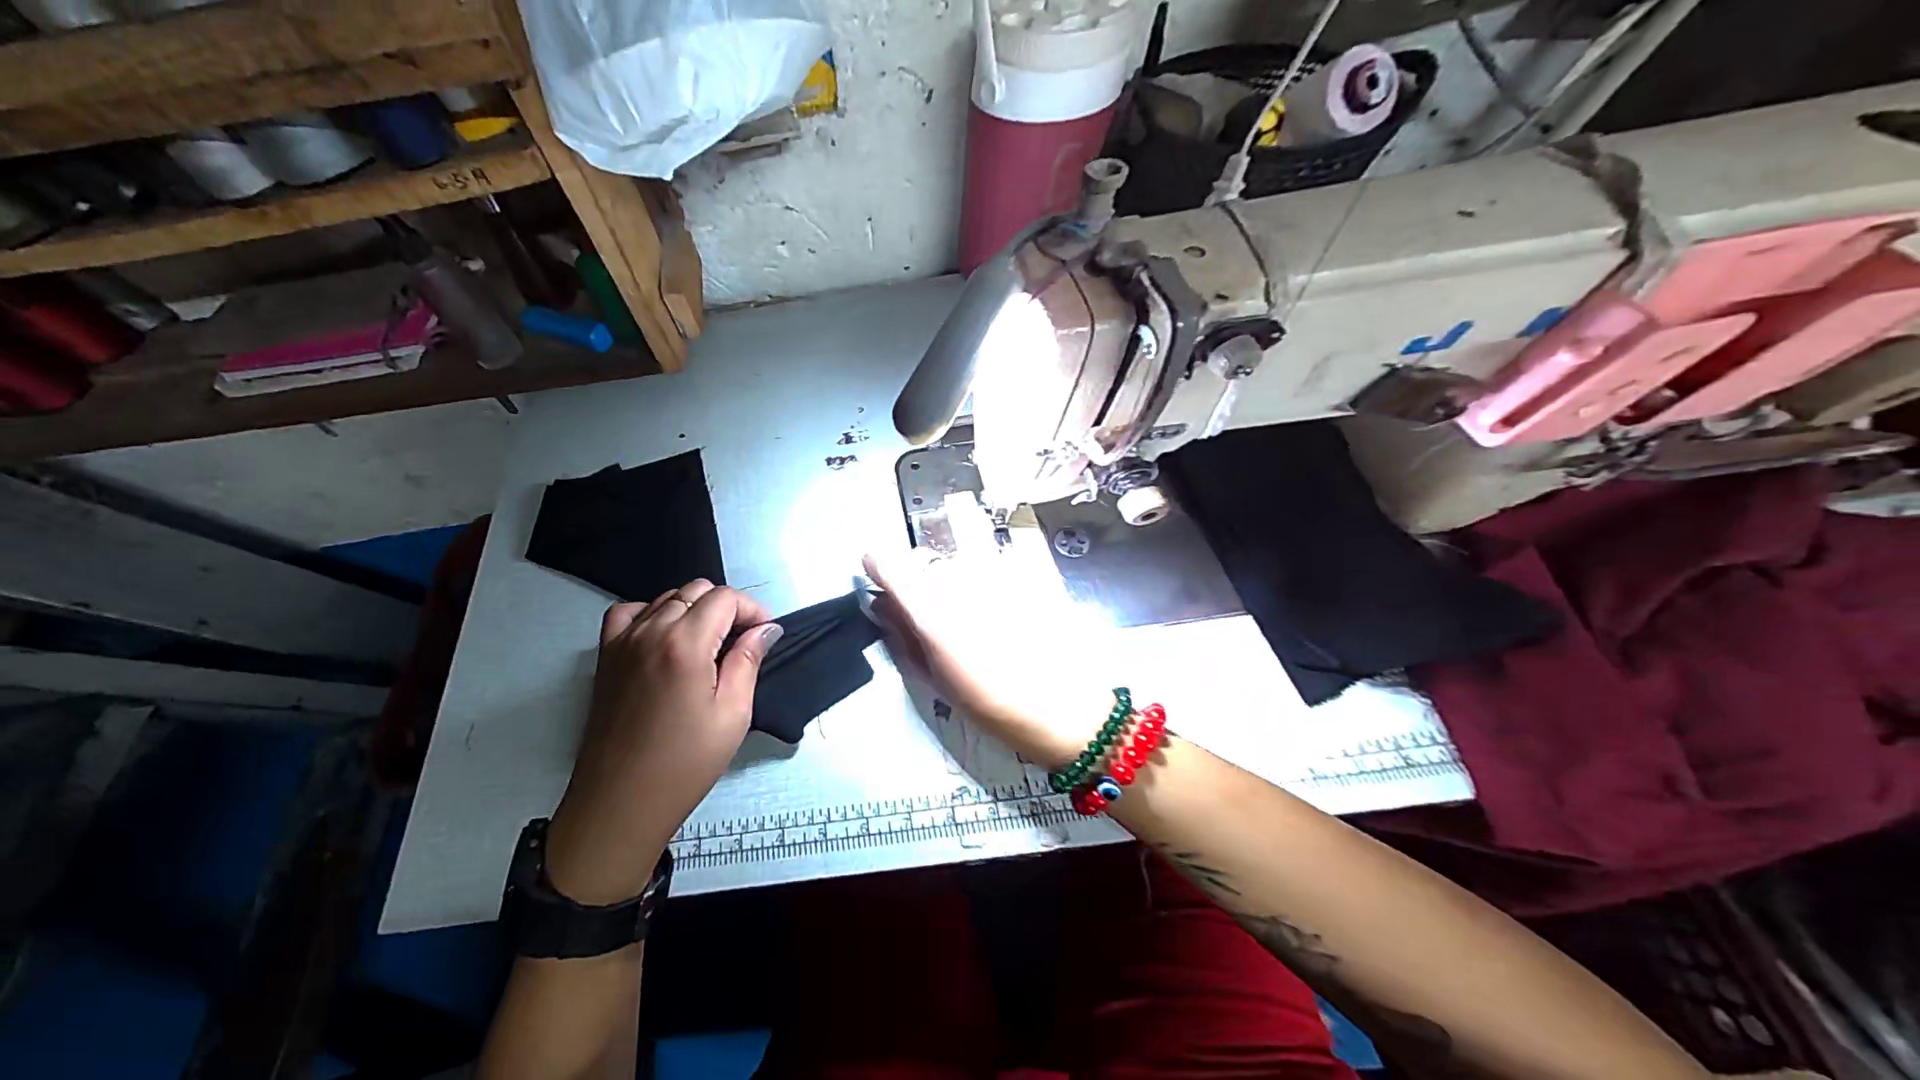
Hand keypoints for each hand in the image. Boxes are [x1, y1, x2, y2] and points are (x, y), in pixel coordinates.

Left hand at [544, 579, 782, 903]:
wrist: (621, 801)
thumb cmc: (684, 764)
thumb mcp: (733, 714)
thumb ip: (748, 661)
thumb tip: (765, 630)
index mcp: (685, 644)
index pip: (724, 598)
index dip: (752, 609)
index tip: (764, 633)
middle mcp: (650, 632)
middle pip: (695, 591)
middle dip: (727, 607)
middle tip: (743, 641)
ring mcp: (623, 642)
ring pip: (666, 598)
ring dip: (693, 610)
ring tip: (710, 644)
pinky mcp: (606, 657)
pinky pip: (629, 613)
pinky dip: (652, 614)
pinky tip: (666, 638)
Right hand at [864, 549, 1116, 768]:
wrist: (1062, 706)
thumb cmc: (992, 704)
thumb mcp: (935, 677)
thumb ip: (903, 635)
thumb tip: (884, 607)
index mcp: (930, 613)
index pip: (889, 566)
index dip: (879, 568)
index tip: (877, 573)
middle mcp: (959, 582)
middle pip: (928, 563)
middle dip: (925, 582)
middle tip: (938, 616)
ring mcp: (995, 573)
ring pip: (962, 563)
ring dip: (960, 582)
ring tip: (978, 618)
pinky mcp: (1025, 573)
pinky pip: (994, 566)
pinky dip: (990, 582)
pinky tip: (1005, 612)